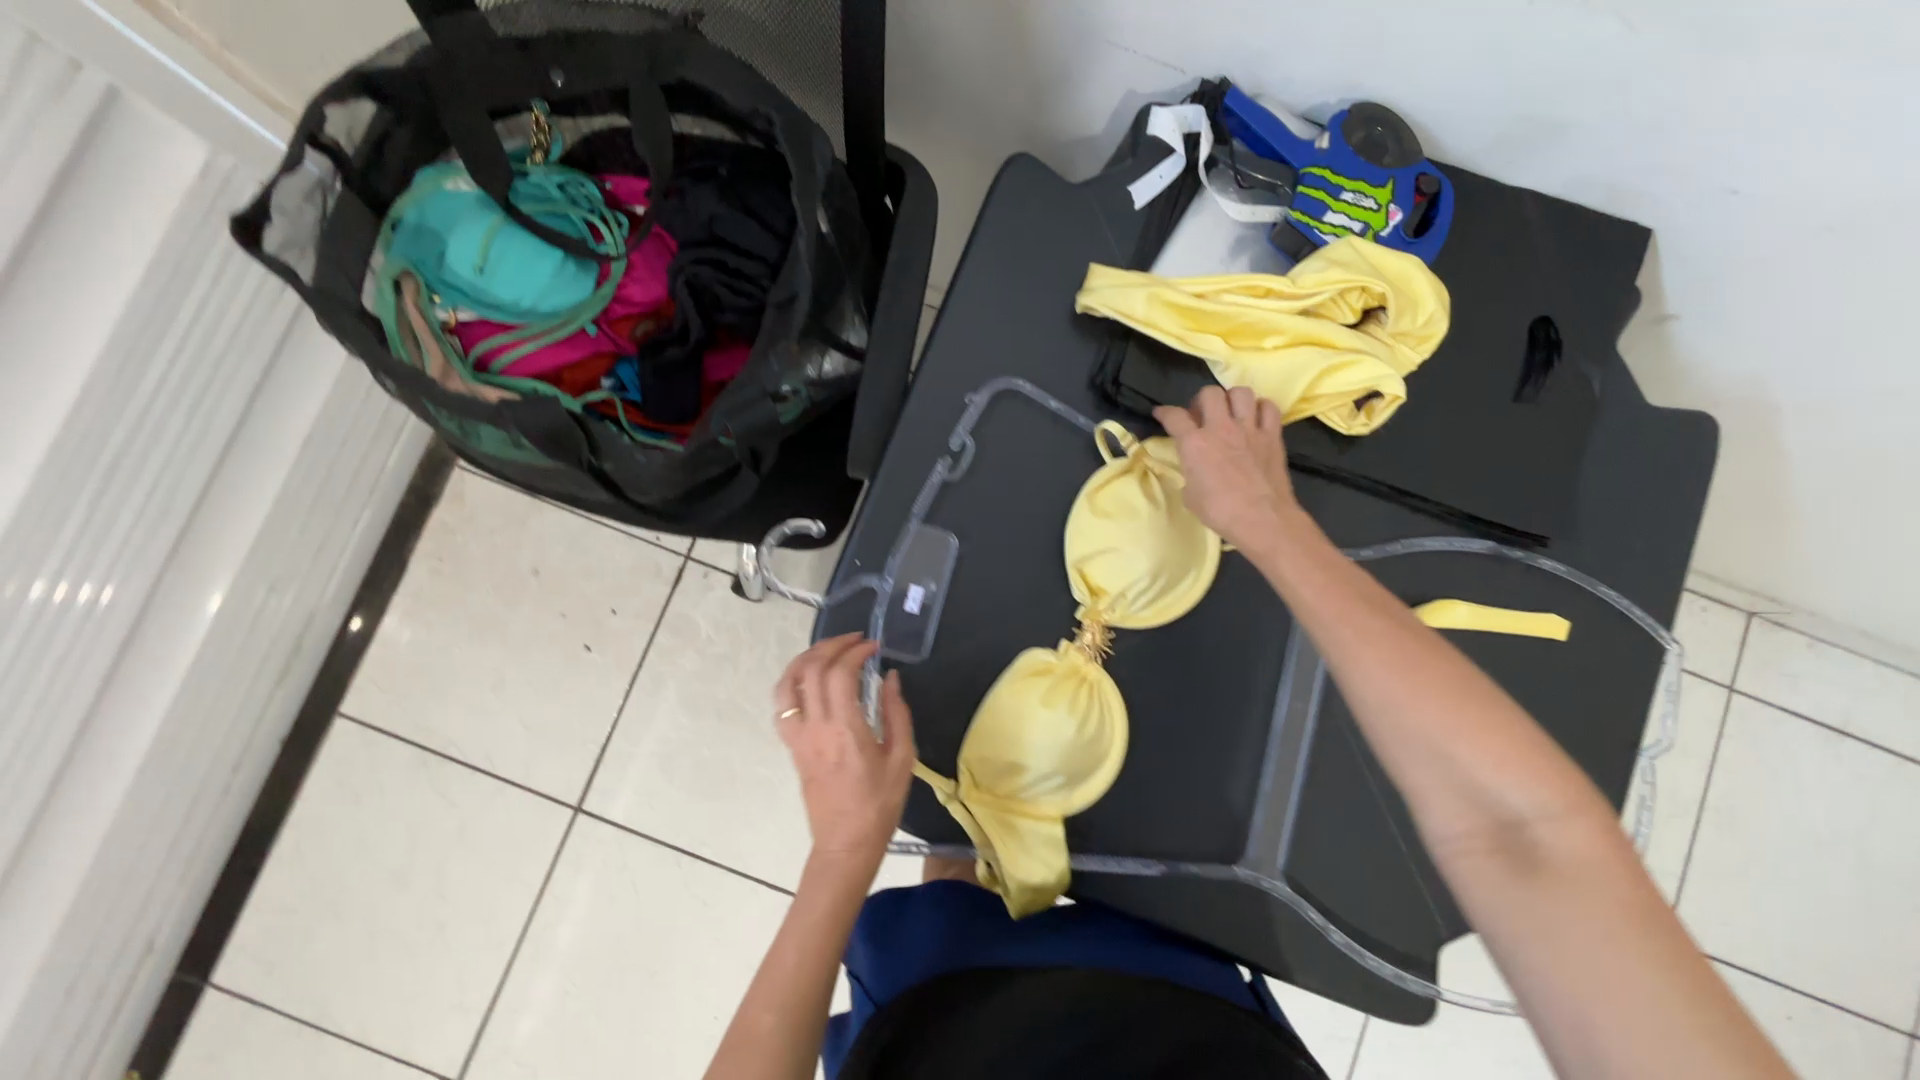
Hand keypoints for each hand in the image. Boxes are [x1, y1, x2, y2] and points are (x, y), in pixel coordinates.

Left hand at [774, 634, 915, 874]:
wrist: (846, 843)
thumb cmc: (880, 804)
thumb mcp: (902, 759)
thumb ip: (896, 713)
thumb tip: (890, 678)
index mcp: (845, 729)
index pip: (841, 673)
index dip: (856, 652)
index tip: (874, 647)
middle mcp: (815, 727)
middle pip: (811, 670)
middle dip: (832, 646)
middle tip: (854, 641)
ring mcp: (798, 737)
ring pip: (788, 683)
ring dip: (806, 659)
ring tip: (827, 650)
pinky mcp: (792, 746)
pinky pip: (782, 705)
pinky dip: (792, 682)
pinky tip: (809, 678)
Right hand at [1154, 385, 1302, 550]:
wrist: (1261, 518)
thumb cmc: (1219, 512)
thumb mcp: (1190, 495)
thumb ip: (1190, 474)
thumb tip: (1195, 471)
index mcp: (1194, 443)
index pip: (1174, 417)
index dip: (1165, 412)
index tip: (1161, 413)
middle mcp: (1220, 428)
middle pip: (1210, 393)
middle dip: (1202, 400)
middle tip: (1202, 415)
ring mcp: (1249, 429)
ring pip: (1241, 392)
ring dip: (1233, 399)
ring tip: (1231, 412)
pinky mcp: (1272, 435)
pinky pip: (1268, 407)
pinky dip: (1261, 408)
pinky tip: (1256, 419)